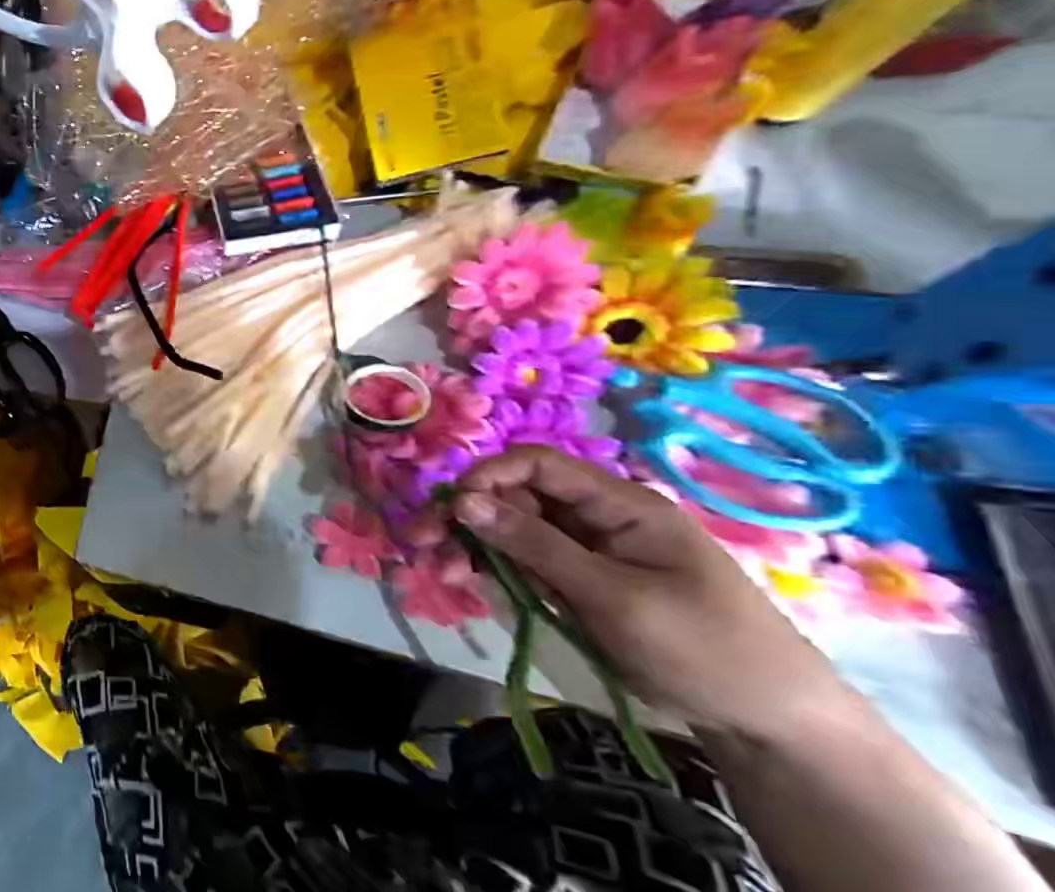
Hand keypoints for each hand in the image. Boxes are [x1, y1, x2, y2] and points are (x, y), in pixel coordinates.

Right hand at [452, 446, 848, 740]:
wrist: (766, 721)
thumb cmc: (702, 647)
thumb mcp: (614, 596)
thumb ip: (536, 546)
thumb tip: (464, 500)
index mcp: (619, 504)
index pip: (538, 464)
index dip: (489, 476)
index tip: (453, 509)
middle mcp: (596, 518)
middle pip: (516, 497)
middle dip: (467, 515)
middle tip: (420, 542)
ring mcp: (585, 552)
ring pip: (511, 532)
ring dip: (471, 546)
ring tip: (439, 572)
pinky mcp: (577, 583)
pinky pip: (523, 564)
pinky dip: (491, 571)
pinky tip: (465, 583)